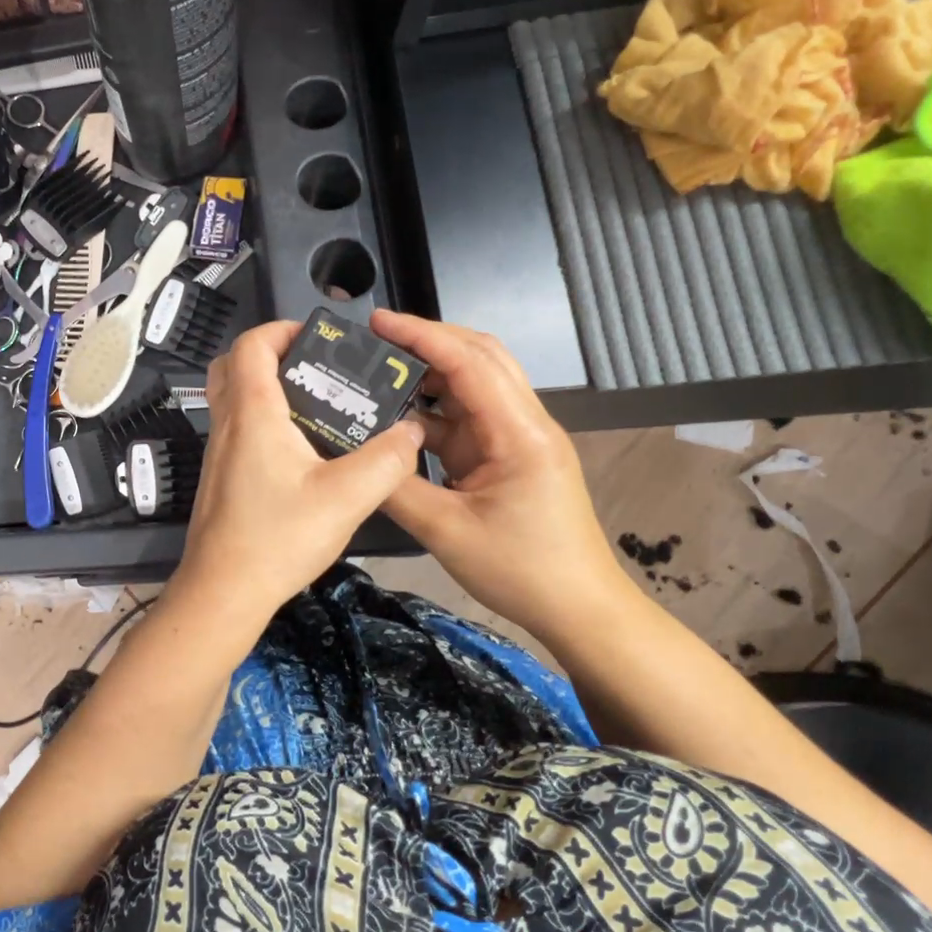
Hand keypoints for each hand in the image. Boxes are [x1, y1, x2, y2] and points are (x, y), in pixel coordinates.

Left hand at [174, 320, 426, 618]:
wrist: (223, 589)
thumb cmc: (278, 537)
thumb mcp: (346, 498)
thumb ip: (386, 461)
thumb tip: (411, 430)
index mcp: (252, 413)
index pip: (251, 345)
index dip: (281, 330)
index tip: (317, 337)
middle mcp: (227, 423)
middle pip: (233, 365)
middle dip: (270, 354)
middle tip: (313, 367)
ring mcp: (217, 450)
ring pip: (232, 397)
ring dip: (266, 387)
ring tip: (317, 404)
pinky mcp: (220, 475)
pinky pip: (236, 427)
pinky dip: (262, 418)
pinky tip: (301, 448)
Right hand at [369, 312, 632, 638]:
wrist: (579, 608)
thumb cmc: (520, 570)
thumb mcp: (445, 532)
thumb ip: (395, 486)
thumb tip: (351, 451)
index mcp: (519, 434)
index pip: (468, 363)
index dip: (421, 335)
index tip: (376, 322)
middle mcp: (526, 423)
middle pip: (480, 357)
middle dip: (428, 340)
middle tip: (374, 339)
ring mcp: (519, 439)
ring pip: (474, 384)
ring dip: (429, 372)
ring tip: (379, 371)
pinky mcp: (510, 456)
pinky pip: (468, 417)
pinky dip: (432, 409)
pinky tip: (397, 417)